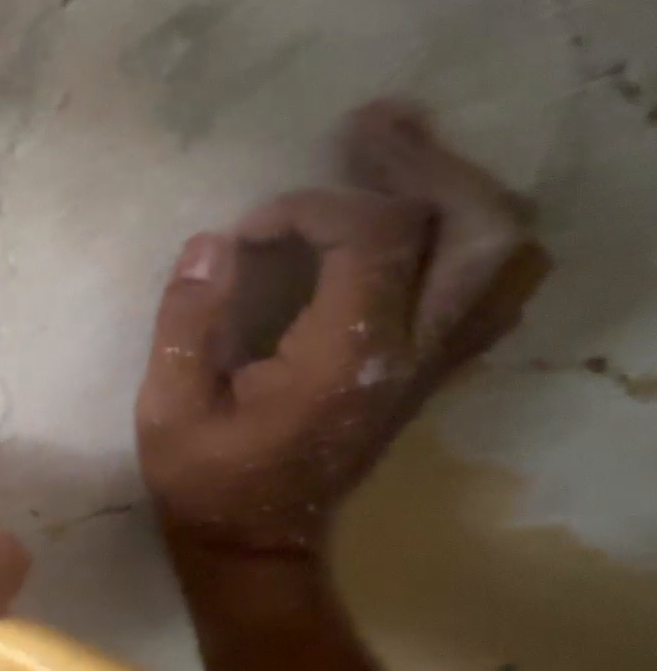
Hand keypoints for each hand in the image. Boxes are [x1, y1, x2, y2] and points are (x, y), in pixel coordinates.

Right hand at [136, 100, 549, 555]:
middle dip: (420, 164)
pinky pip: (493, 285)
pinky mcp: (430, 370)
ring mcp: (433, 363)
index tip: (244, 233)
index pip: (373, 236)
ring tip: (398, 160)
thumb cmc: (202, 479)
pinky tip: (421, 223)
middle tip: (367, 129)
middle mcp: (411, 352)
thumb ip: (186, 322)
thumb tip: (209, 244)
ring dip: (459, 192)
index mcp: (343, 359)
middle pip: (474, 225)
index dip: (308, 210)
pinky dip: (470, 237)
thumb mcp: (167, 407)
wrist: (255, 540)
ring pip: (503, 251)